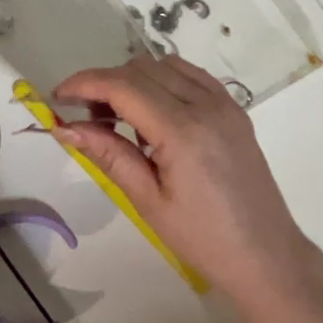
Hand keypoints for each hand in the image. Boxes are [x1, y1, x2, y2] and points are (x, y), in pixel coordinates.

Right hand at [52, 56, 314, 291]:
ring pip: (165, 66)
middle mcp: (205, 106)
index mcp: (182, 131)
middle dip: (104, 83)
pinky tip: (152, 114)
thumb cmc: (202, 238)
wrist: (265, 256)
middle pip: (141, 69)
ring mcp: (224, 104)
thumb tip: (64, 127)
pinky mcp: (234, 111)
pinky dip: (162, 81)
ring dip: (133, 80)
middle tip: (85, 119)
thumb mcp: (147, 200)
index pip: (122, 86)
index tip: (57, 97)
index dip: (84, 84)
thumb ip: (108, 155)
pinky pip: (191, 76)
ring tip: (117, 117)